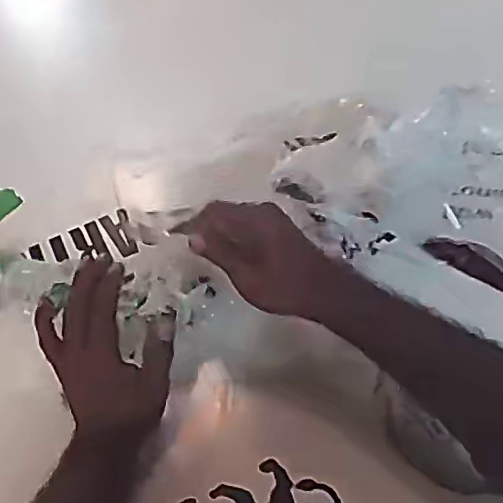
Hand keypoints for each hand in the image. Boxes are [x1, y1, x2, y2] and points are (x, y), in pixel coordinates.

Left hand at [35, 257, 174, 452]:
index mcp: (101, 351)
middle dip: (89, 279)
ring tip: (79, 270)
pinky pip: (47, 337)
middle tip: (100, 258)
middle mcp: (78, 349)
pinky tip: (47, 303)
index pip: (101, 308)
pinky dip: (45, 318)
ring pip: (63, 316)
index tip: (119, 267)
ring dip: (71, 291)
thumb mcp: (154, 384)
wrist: (104, 444)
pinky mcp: (60, 365)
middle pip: (79, 305)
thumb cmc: (131, 415)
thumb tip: (164, 315)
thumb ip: (159, 349)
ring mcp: (65, 357)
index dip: (109, 285)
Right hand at [183, 200, 346, 319]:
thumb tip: (192, 236)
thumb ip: (219, 253)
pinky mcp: (277, 227)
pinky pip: (245, 222)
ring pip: (234, 215)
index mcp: (253, 218)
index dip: (191, 222)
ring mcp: (272, 217)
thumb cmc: (284, 287)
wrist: (327, 292)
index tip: (174, 237)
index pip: (212, 211)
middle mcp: (262, 210)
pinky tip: (226, 249)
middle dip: (202, 224)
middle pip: (222, 210)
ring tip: (203, 249)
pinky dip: (231, 232)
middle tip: (186, 244)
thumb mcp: (245, 275)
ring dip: (217, 228)